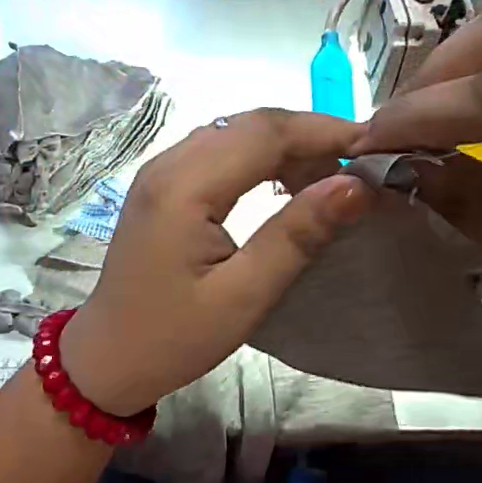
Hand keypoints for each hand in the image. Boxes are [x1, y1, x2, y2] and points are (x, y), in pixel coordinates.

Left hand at [61, 109, 373, 414]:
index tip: (374, 146)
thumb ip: (297, 236)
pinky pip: (220, 152)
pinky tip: (286, 185)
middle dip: (309, 134)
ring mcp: (162, 171)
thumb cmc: (173, 337)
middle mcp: (169, 163)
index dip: (323, 131)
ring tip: (330, 177)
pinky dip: (261, 158)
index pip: (265, 132)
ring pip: (236, 133)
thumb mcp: (244, 296)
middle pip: (250, 123)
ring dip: (286, 145)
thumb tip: (355, 185)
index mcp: (185, 186)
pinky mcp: (164, 185)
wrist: (107, 359)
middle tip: (358, 163)